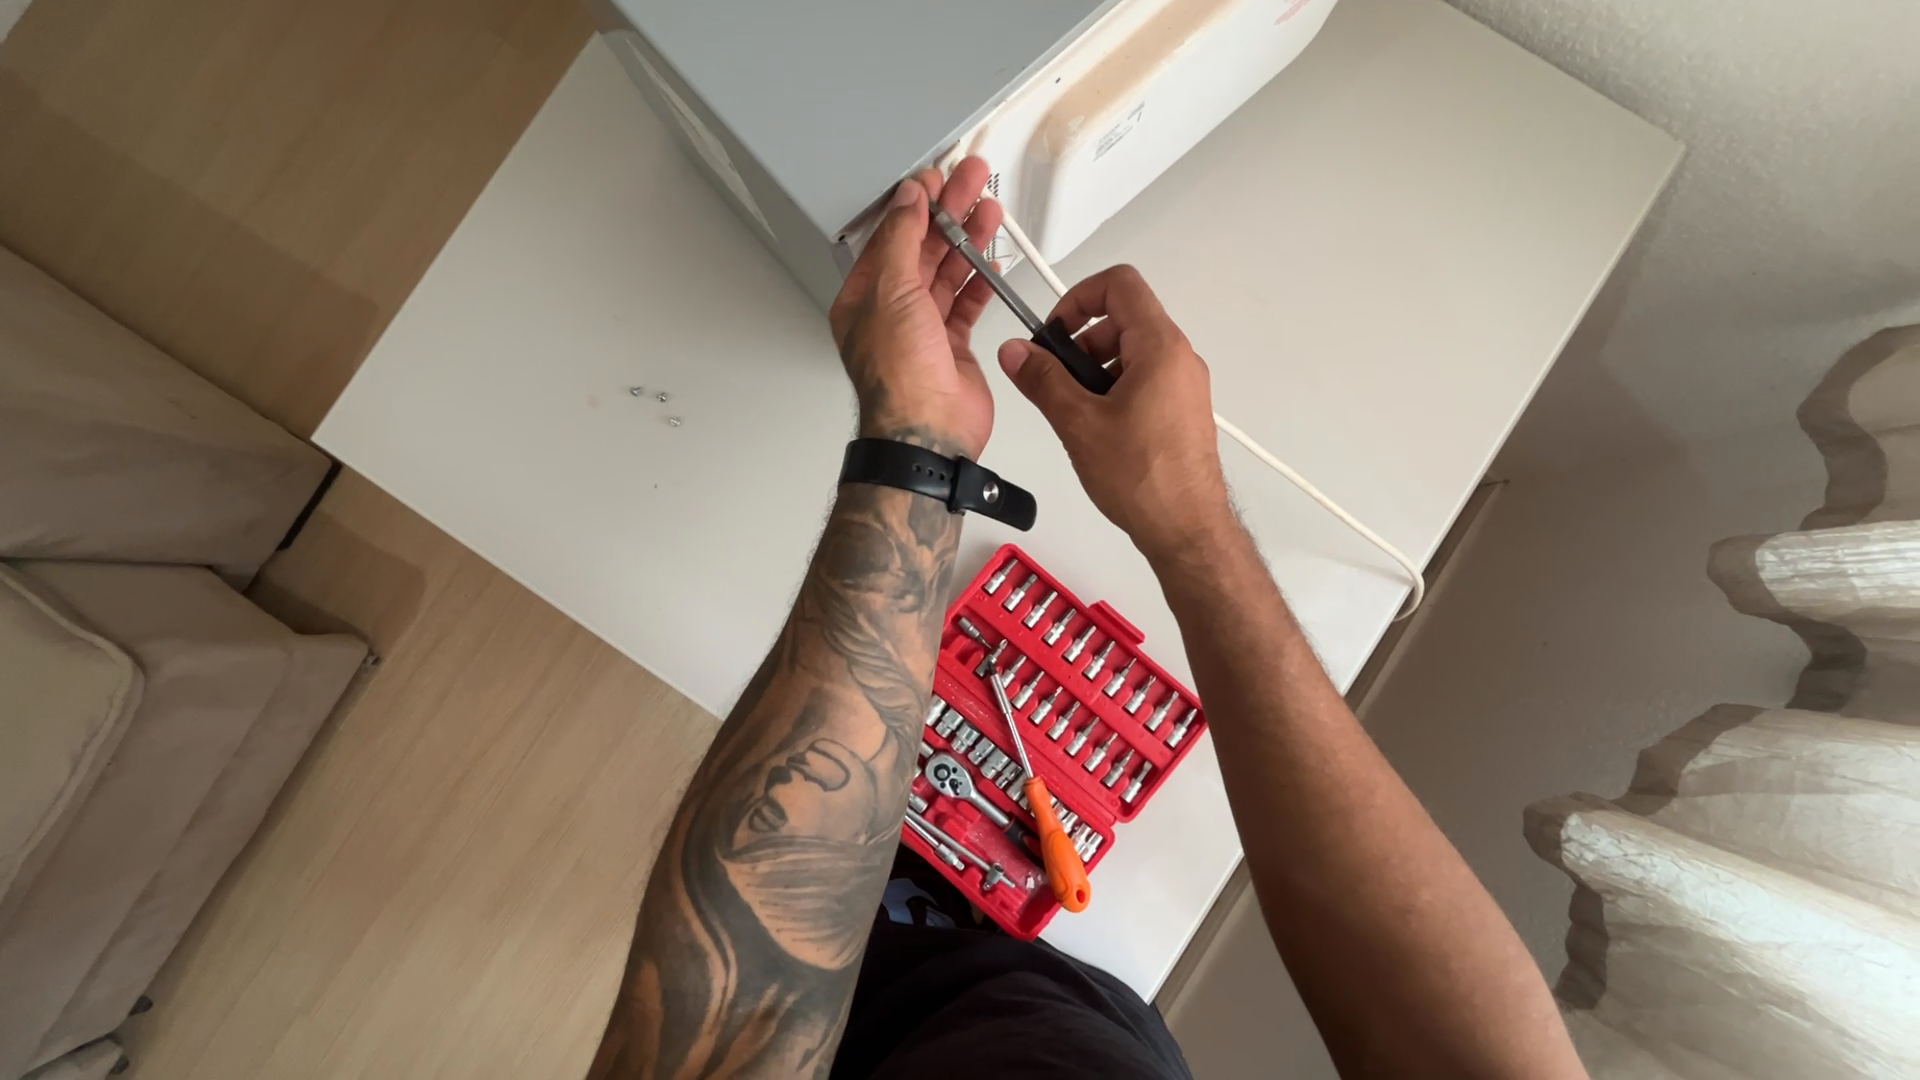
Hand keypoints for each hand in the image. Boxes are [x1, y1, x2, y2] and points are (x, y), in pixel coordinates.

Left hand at [829, 156, 1003, 459]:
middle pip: (921, 250)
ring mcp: (923, 330)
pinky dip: (981, 279)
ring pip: (947, 273)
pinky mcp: (952, 346)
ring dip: (968, 240)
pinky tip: (993, 255)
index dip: (912, 205)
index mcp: (863, 300)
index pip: (888, 240)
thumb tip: (908, 200)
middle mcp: (891, 313)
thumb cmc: (900, 377)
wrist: (929, 429)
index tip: (935, 178)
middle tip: (970, 180)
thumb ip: (900, 240)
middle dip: (948, 214)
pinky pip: (967, 302)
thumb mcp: (890, 292)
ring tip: (989, 208)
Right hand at [997, 265, 1233, 562]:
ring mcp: (1185, 387)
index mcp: (1160, 347)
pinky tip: (1095, 430)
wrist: (1186, 529)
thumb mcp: (1079, 424)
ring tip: (1072, 410)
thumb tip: (1014, 351)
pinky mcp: (1182, 413)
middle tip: (1054, 378)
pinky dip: (1114, 390)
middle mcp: (1180, 359)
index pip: (1120, 284)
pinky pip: (1145, 381)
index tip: (1053, 334)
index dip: (1078, 298)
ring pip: (1132, 353)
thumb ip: (1043, 381)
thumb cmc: (1140, 477)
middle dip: (1080, 340)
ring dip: (1094, 369)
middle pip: (1124, 318)